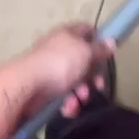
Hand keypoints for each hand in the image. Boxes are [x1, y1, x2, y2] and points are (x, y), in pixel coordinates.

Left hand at [0, 22, 114, 124]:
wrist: (27, 85)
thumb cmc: (59, 63)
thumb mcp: (85, 53)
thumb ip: (99, 49)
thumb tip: (111, 40)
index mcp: (67, 34)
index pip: (87, 30)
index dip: (99, 40)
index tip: (107, 54)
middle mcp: (59, 49)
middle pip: (83, 60)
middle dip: (93, 76)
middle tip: (98, 85)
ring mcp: (51, 69)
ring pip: (75, 81)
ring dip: (81, 93)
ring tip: (79, 99)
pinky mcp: (45, 88)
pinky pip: (63, 95)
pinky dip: (68, 103)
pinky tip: (67, 108)